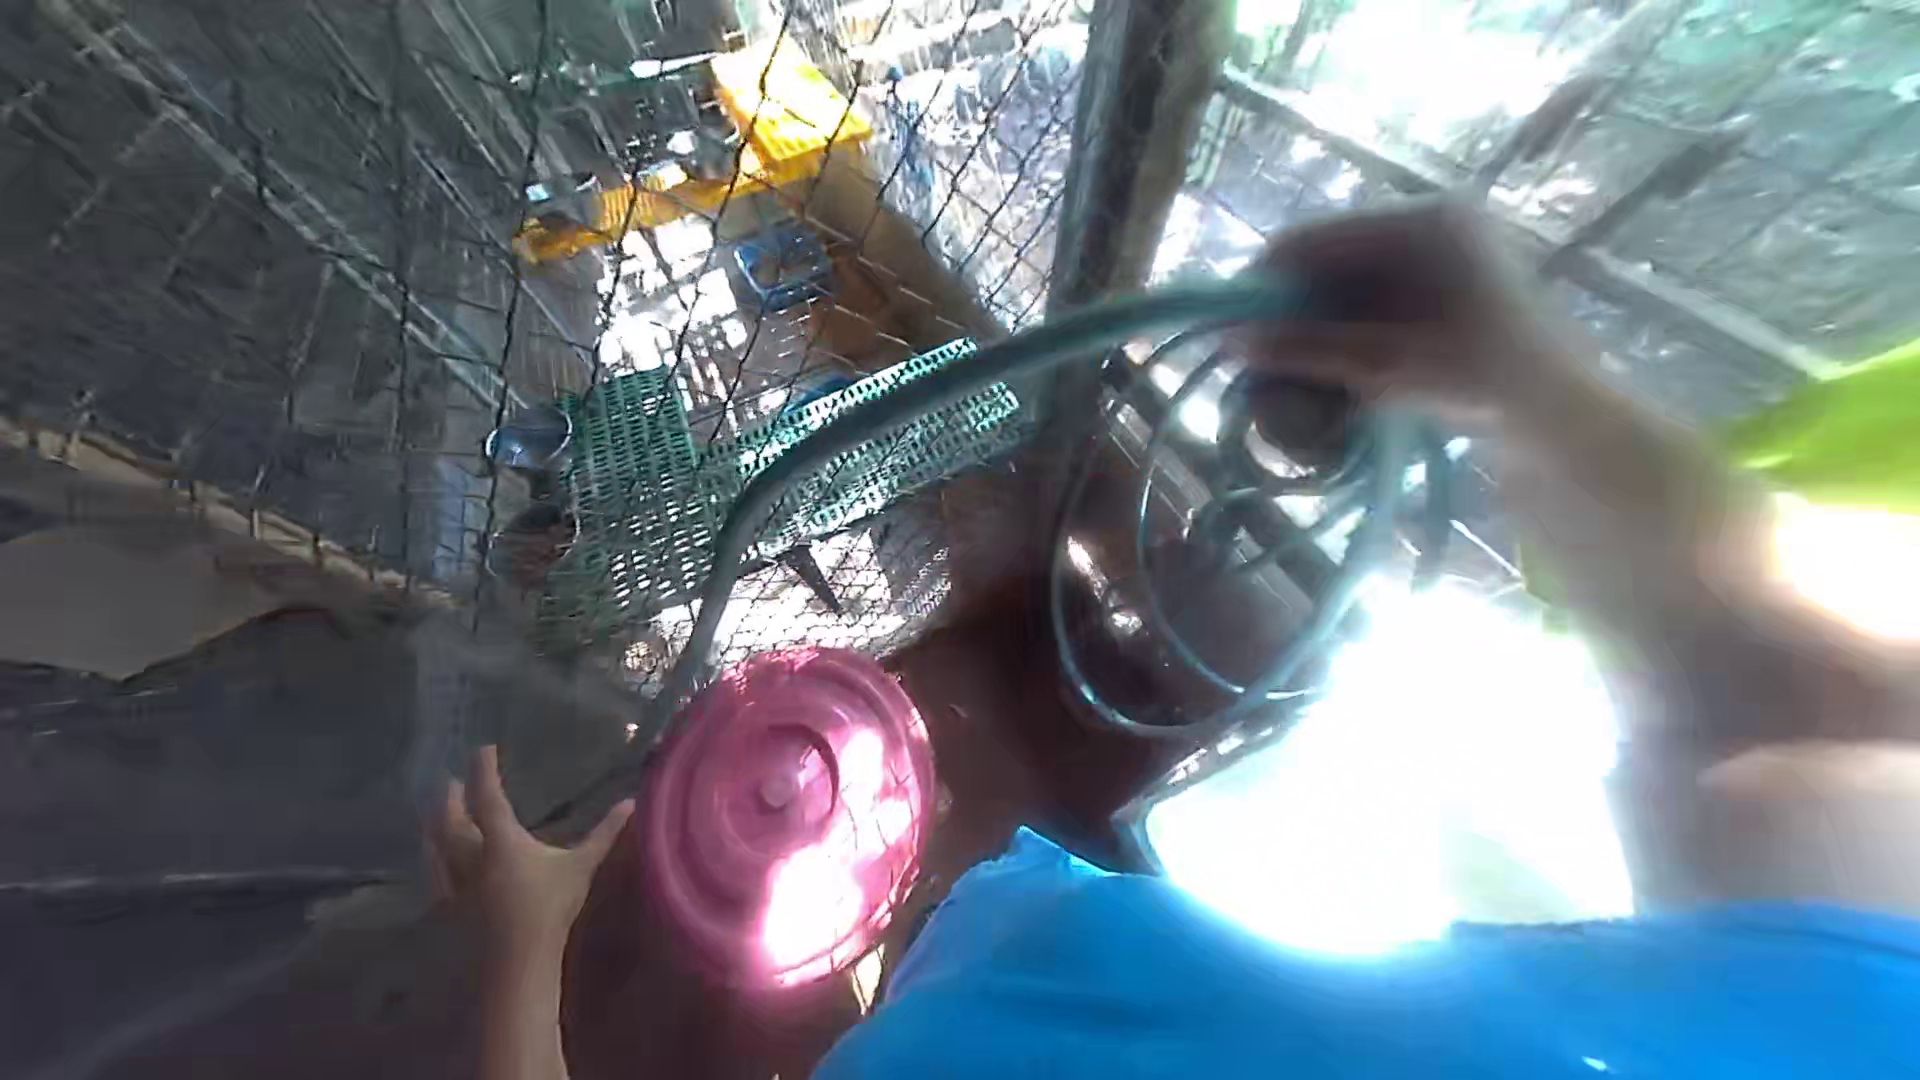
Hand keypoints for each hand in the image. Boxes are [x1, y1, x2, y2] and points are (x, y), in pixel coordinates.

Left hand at [428, 745, 634, 957]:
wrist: (519, 959)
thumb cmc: (552, 905)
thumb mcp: (583, 864)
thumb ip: (605, 832)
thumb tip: (631, 802)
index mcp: (503, 843)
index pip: (488, 799)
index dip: (484, 773)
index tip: (483, 750)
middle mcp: (473, 858)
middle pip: (452, 822)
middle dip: (451, 798)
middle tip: (451, 779)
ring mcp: (457, 884)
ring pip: (437, 847)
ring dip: (436, 824)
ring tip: (436, 810)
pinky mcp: (451, 906)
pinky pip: (434, 873)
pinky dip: (432, 857)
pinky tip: (432, 858)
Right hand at [1242, 201, 1573, 415]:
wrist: (1550, 410)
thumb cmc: (1476, 376)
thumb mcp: (1381, 363)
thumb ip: (1302, 349)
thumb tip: (1227, 343)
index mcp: (1420, 222)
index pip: (1310, 240)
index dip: (1262, 286)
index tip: (1231, 333)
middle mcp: (1418, 226)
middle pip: (1319, 263)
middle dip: (1282, 313)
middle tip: (1259, 360)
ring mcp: (1421, 255)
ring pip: (1330, 287)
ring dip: (1302, 330)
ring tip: (1287, 370)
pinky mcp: (1419, 284)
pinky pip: (1351, 302)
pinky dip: (1327, 334)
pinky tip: (1322, 365)